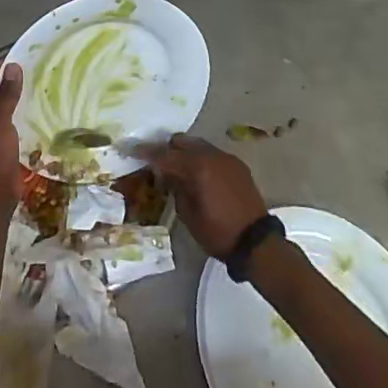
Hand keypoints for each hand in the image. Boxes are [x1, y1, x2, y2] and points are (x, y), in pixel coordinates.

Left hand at [0, 56, 22, 212]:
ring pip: (2, 102)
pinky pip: (9, 116)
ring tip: (37, 82)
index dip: (2, 64)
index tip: (23, 52)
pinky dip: (19, 109)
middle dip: (10, 77)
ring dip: (15, 93)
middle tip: (34, 65)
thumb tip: (13, 67)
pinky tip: (34, 107)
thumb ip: (5, 94)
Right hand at [150, 133, 269, 258]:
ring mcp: (227, 159)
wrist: (258, 245)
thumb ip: (175, 187)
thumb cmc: (218, 232)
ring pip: (197, 145)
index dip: (144, 152)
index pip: (164, 155)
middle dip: (166, 149)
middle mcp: (211, 155)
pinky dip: (200, 159)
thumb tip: (167, 174)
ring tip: (176, 169)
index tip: (128, 149)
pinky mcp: (237, 166)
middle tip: (155, 162)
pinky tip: (197, 174)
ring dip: (184, 153)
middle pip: (180, 142)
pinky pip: (212, 154)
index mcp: (197, 166)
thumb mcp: (187, 213)